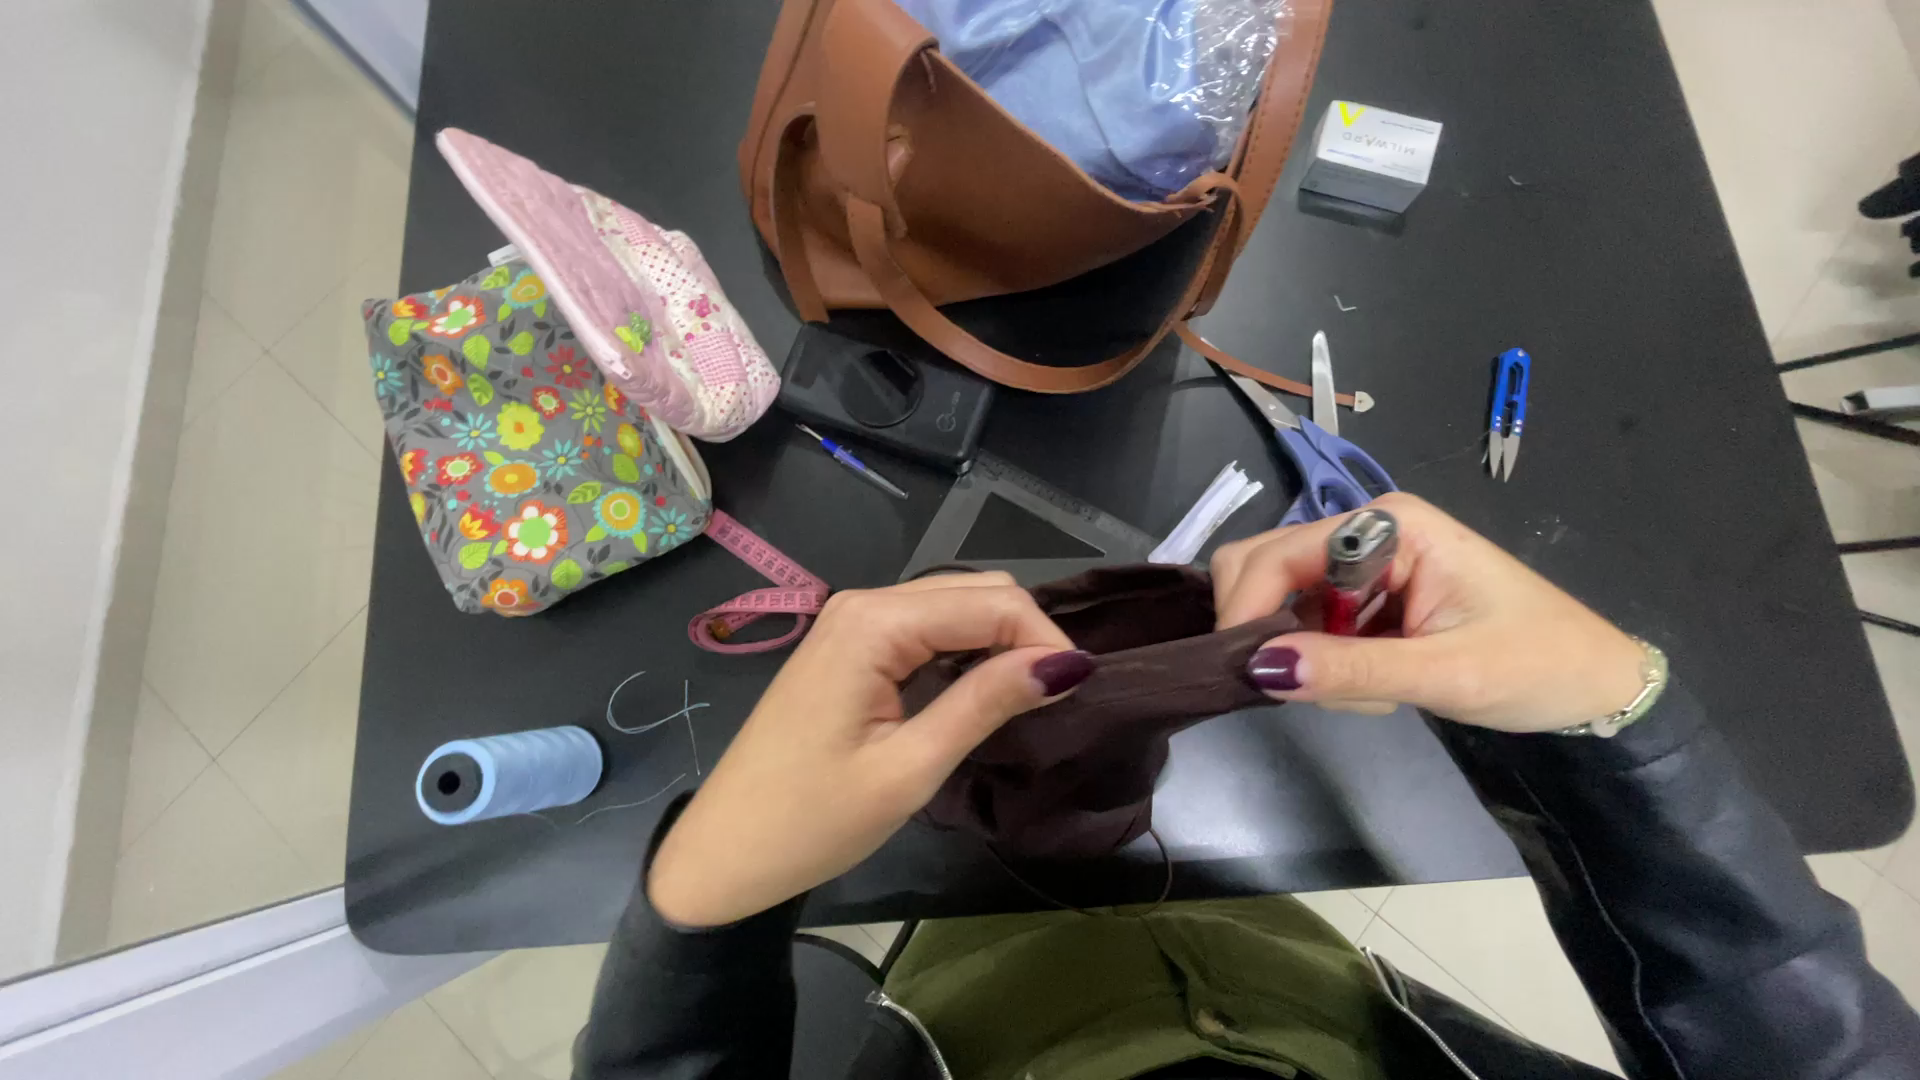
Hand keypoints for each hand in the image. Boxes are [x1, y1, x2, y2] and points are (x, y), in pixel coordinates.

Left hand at [647, 573, 1092, 926]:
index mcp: (875, 623)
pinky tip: (978, 687)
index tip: (1079, 690)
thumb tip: (1067, 663)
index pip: (990, 603)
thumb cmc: (812, 821)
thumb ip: (986, 703)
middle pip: (974, 590)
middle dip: (1025, 633)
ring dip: (998, 639)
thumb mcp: (911, 768)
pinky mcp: (851, 642)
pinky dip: (964, 647)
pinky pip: (925, 626)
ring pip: (953, 603)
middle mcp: (865, 602)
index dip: (1044, 639)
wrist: (725, 851)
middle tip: (1056, 696)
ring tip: (1025, 696)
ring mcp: (854, 619)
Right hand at [1211, 492, 1645, 732]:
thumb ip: (1349, 669)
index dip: (1247, 606)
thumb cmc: (1539, 666)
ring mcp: (1360, 564)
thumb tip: (1258, 669)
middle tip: (1301, 683)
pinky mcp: (1362, 596)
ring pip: (1280, 603)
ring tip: (1368, 692)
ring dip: (1306, 655)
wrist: (1597, 688)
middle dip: (1271, 629)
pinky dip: (1321, 662)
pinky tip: (1373, 684)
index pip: (1279, 553)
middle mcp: (1363, 533)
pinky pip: (1305, 625)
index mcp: (1387, 527)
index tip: (1241, 668)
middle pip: (1264, 567)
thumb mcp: (1446, 673)